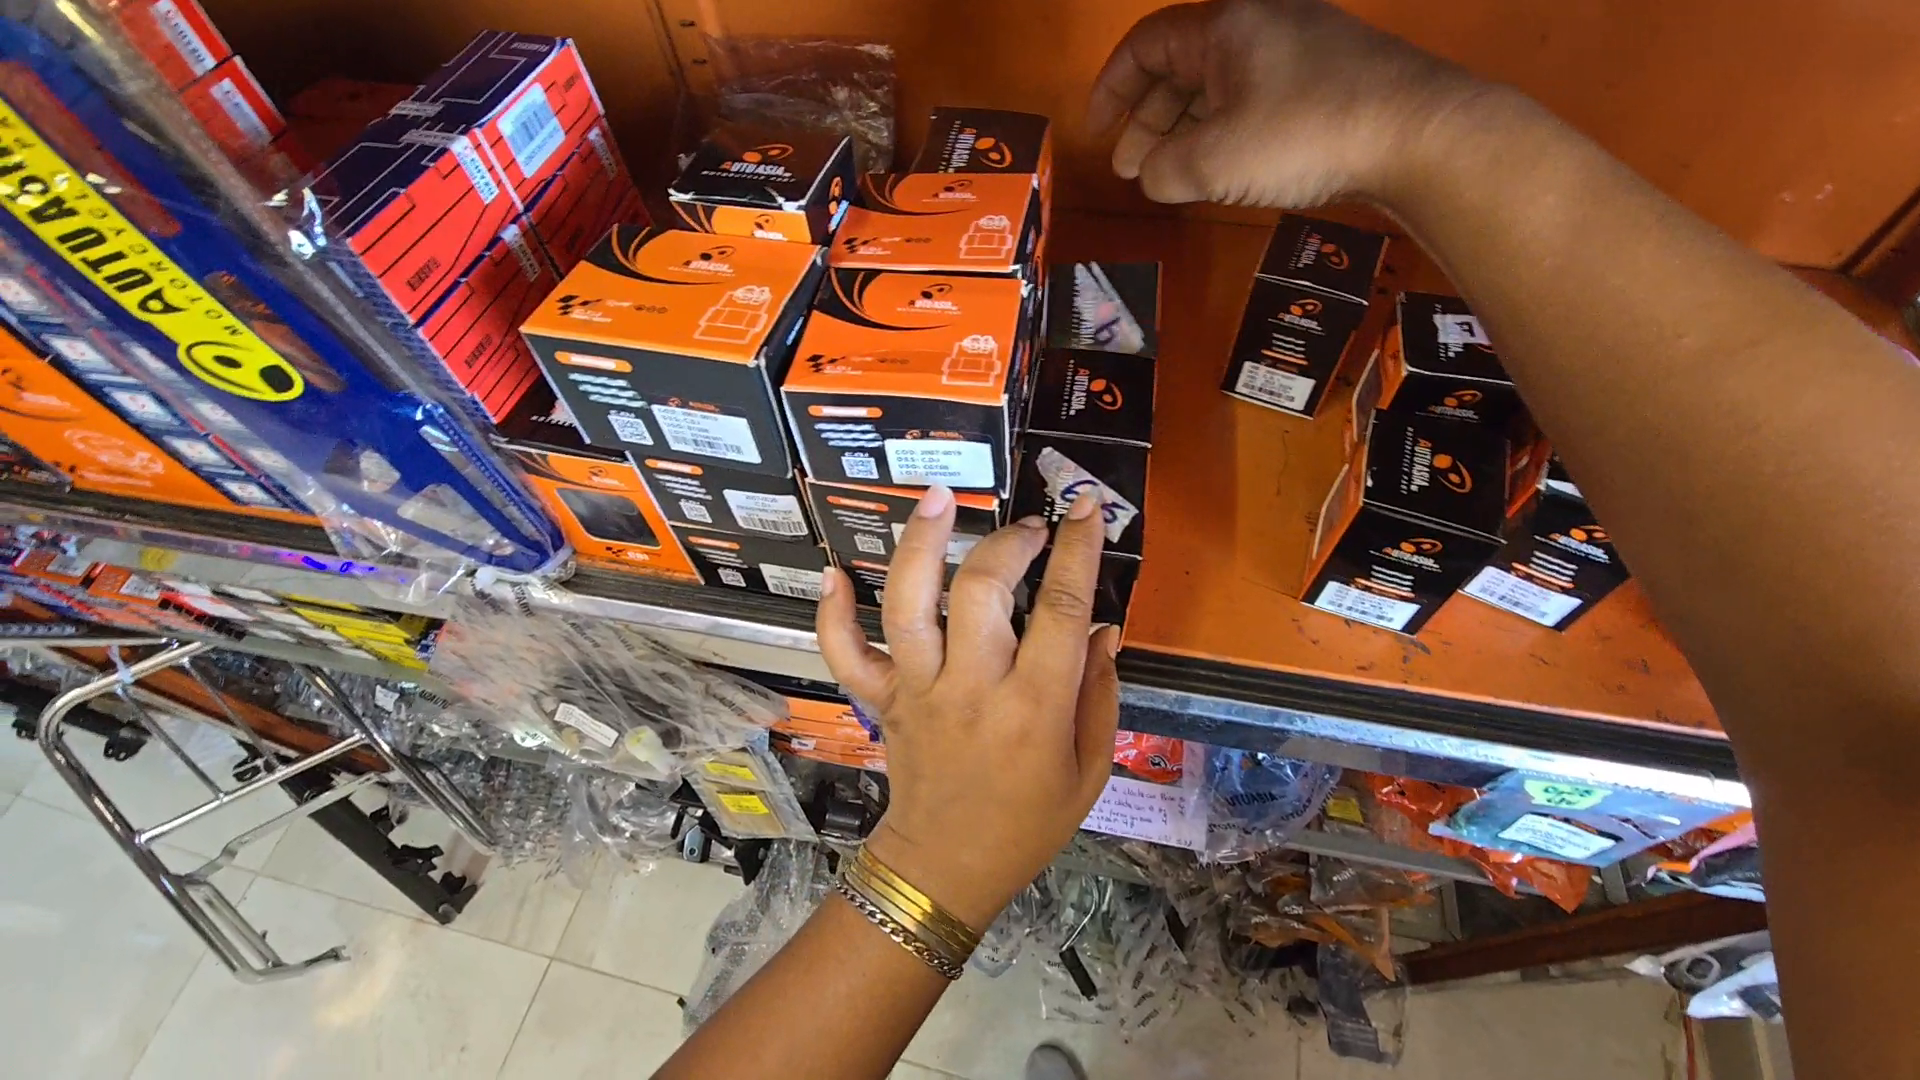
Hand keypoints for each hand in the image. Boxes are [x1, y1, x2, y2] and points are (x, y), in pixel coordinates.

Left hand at [815, 485, 1120, 929]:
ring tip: (938, 498)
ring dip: (920, 545)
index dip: (1076, 550)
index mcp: (1033, 707)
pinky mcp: (881, 701)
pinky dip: (833, 614)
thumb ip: (1099, 694)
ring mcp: (918, 692)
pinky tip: (835, 573)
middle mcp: (971, 688)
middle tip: (1029, 525)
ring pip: (909, 607)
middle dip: (1007, 543)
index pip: (1060, 609)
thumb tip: (1102, 627)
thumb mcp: (1088, 771)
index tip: (1083, 509)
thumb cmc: (1028, 823)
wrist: (947, 868)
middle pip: (981, 592)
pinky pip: (847, 654)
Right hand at [1088, 0, 1491, 208]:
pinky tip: (1221, 166)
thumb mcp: (1213, 162)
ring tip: (1170, 177)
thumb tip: (1151, 174)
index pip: (1146, 46)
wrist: (1415, 131)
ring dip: (1185, 131)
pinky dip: (1223, 131)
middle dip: (1147, 120)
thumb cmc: (1303, 135)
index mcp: (1224, 27)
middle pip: (1181, 67)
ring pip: (1218, 86)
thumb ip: (1163, 170)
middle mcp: (1259, 23)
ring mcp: (1297, 47)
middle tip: (1131, 170)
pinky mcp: (1326, 75)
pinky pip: (1252, 98)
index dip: (1112, 90)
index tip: (1097, 134)